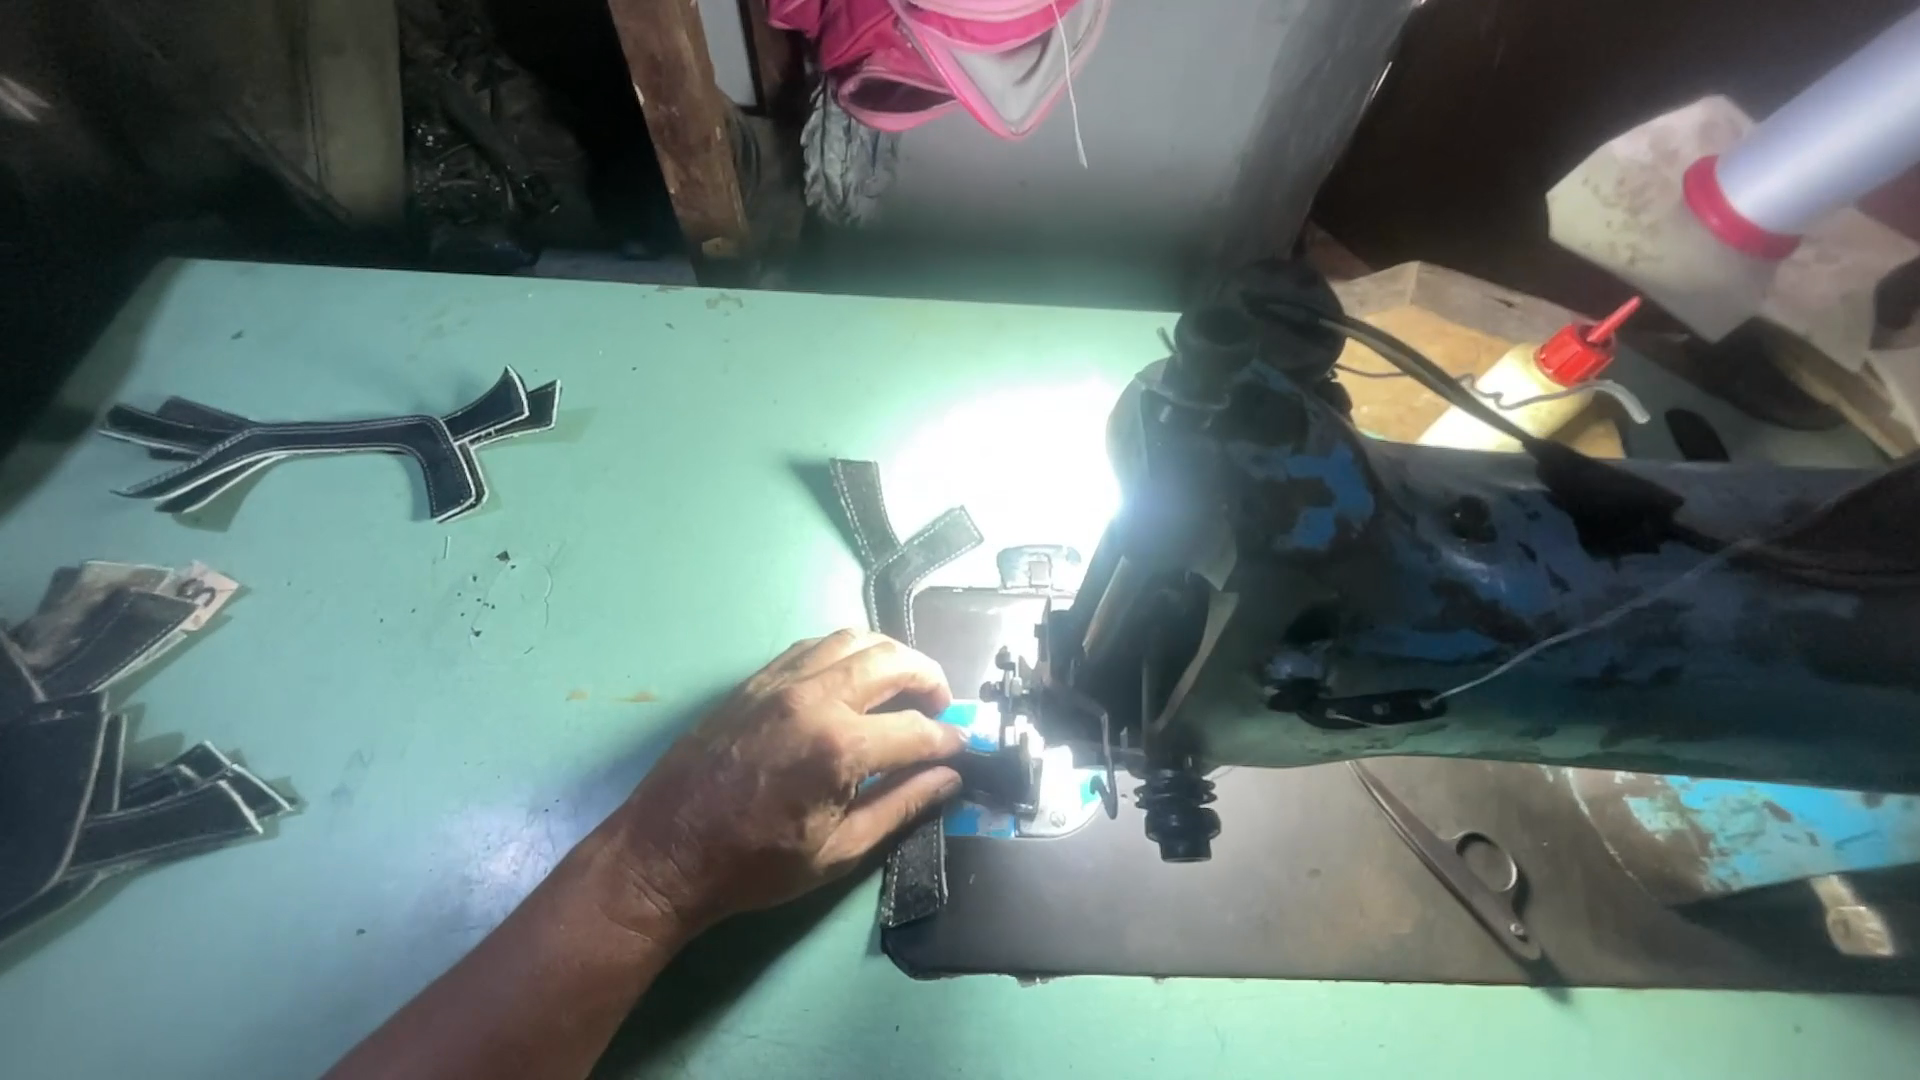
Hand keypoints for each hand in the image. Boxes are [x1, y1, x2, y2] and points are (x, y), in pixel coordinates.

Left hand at [594, 630, 964, 933]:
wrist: (665, 853)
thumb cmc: (754, 865)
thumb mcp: (838, 851)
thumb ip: (901, 806)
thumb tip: (950, 778)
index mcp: (838, 748)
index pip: (916, 729)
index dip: (948, 738)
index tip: (962, 747)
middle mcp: (815, 699)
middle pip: (894, 661)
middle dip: (931, 679)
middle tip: (941, 705)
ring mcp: (782, 681)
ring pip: (855, 639)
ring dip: (892, 655)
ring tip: (904, 684)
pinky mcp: (757, 678)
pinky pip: (816, 645)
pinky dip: (848, 652)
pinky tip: (853, 678)